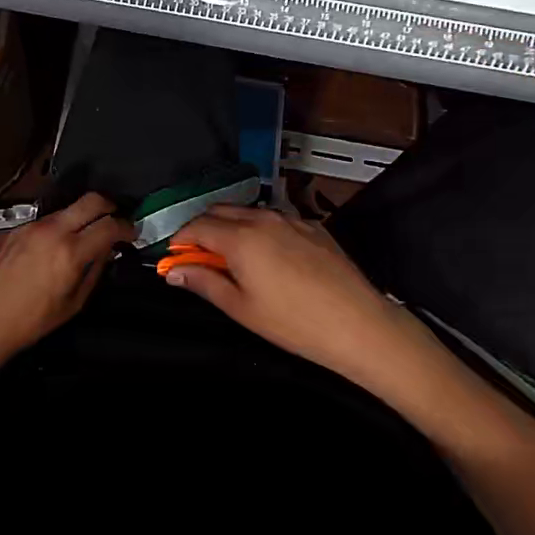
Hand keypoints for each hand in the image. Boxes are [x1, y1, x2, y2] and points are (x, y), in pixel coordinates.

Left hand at [0, 193, 131, 380]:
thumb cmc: (32, 321)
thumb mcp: (75, 303)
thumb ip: (96, 270)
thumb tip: (108, 251)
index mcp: (71, 252)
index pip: (110, 224)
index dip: (127, 227)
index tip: (131, 234)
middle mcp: (53, 231)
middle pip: (92, 199)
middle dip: (110, 207)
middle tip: (116, 222)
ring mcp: (34, 226)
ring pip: (70, 207)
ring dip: (84, 216)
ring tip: (89, 236)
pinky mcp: (19, 228)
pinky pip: (50, 218)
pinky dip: (63, 225)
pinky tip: (61, 244)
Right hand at [169, 205, 415, 386]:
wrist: (359, 324)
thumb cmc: (294, 323)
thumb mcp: (241, 308)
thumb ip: (204, 282)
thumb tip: (175, 271)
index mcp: (241, 237)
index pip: (196, 225)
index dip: (180, 240)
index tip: (175, 258)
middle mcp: (263, 219)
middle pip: (219, 210)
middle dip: (202, 229)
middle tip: (200, 259)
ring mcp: (291, 219)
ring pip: (248, 212)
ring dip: (231, 227)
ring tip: (234, 260)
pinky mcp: (313, 226)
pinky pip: (275, 219)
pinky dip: (260, 230)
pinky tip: (269, 258)